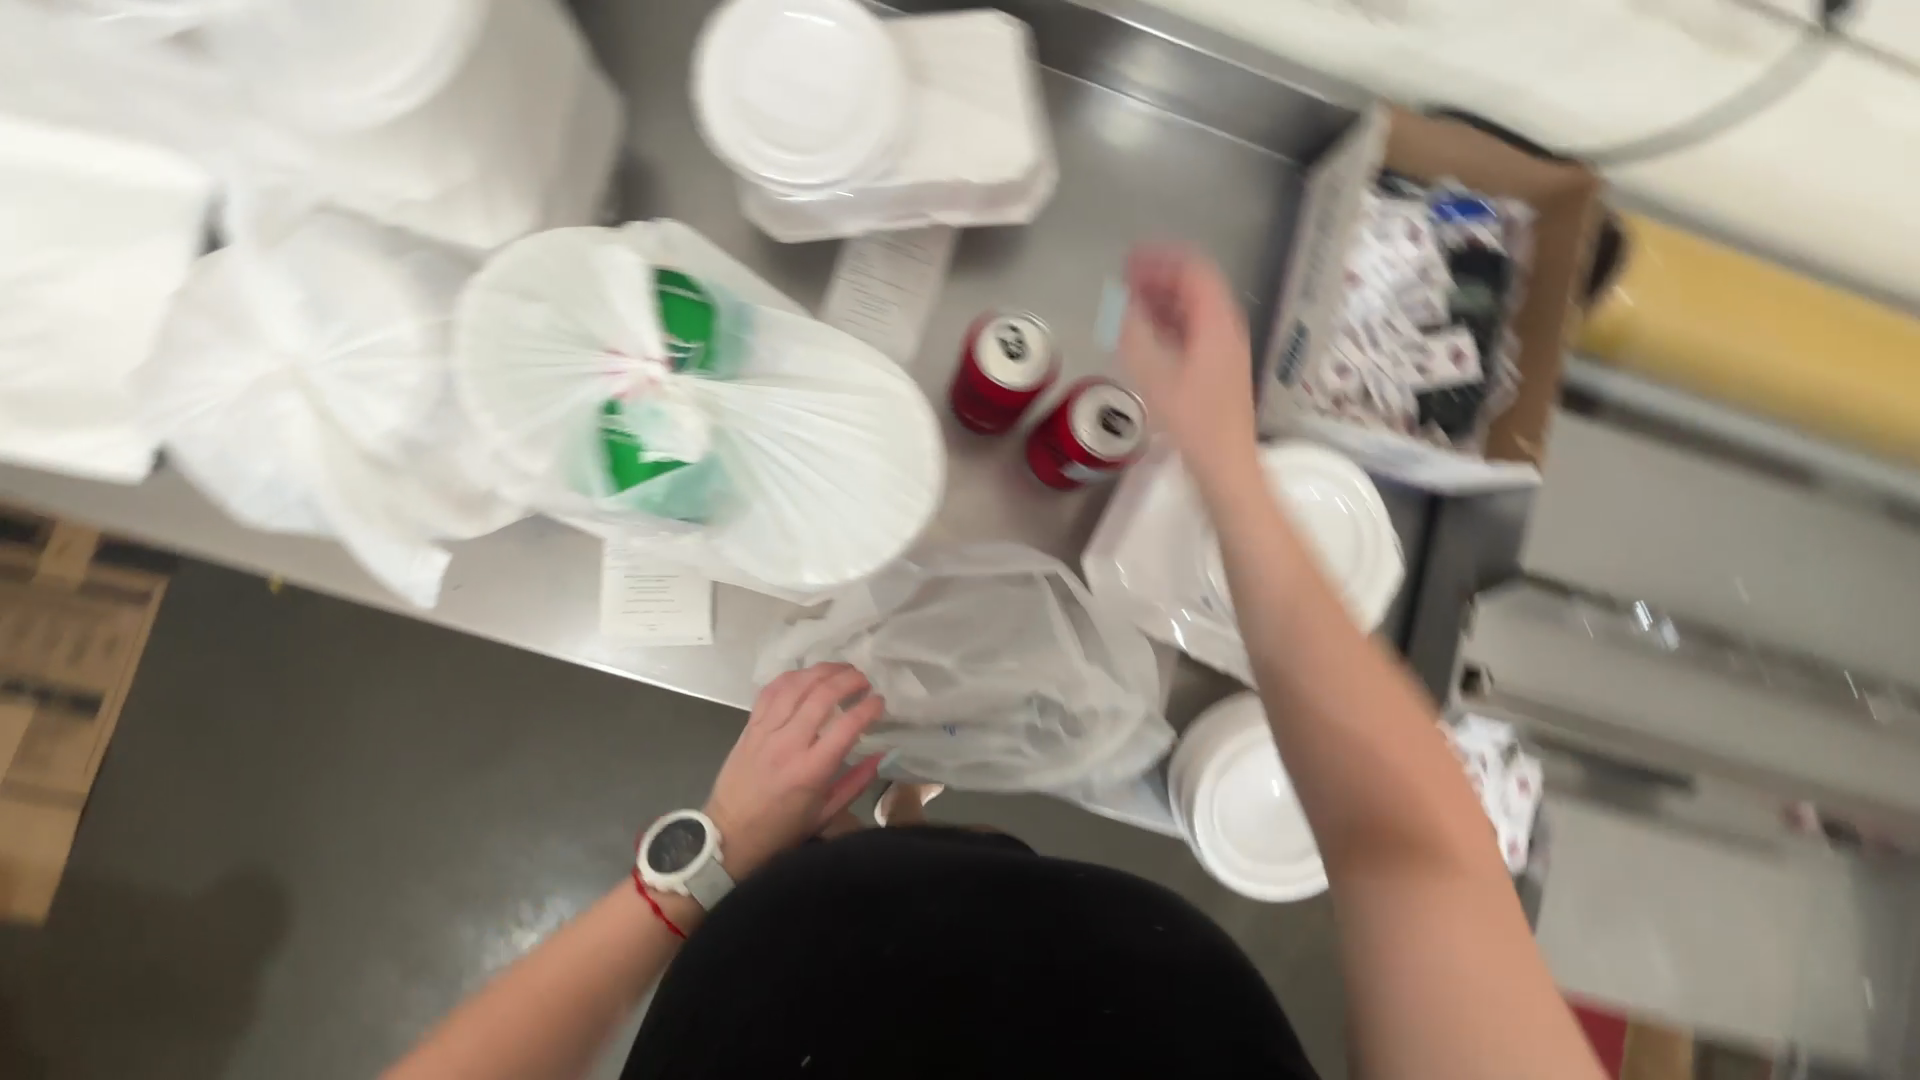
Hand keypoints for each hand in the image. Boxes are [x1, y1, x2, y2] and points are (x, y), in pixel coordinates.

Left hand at [704, 664, 885, 877]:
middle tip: (864, 679)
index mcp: (811, 770)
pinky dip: (791, 677)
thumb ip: (857, 782)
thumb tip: (882, 755)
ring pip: (796, 686)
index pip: (846, 726)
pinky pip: (770, 691)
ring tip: (840, 669)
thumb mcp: (826, 813)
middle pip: (822, 696)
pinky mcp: (750, 726)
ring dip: (822, 671)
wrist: (729, 836)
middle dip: (848, 680)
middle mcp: (788, 744)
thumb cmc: (781, 830)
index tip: (880, 702)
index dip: (868, 708)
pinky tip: (806, 675)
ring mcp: (765, 731)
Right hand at [1119, 245, 1258, 485]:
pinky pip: (1193, 333)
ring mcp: (1224, 351)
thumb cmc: (1193, 421)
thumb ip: (1136, 334)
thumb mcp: (1156, 375)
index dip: (1161, 260)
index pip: (1193, 271)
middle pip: (1195, 289)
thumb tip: (1124, 308)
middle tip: (1124, 280)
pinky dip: (1168, 325)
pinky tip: (1146, 337)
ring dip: (1162, 302)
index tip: (1129, 261)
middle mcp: (1225, 330)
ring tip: (1129, 304)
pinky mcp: (1217, 372)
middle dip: (1159, 279)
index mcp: (1216, 323)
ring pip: (1193, 312)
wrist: (1225, 463)